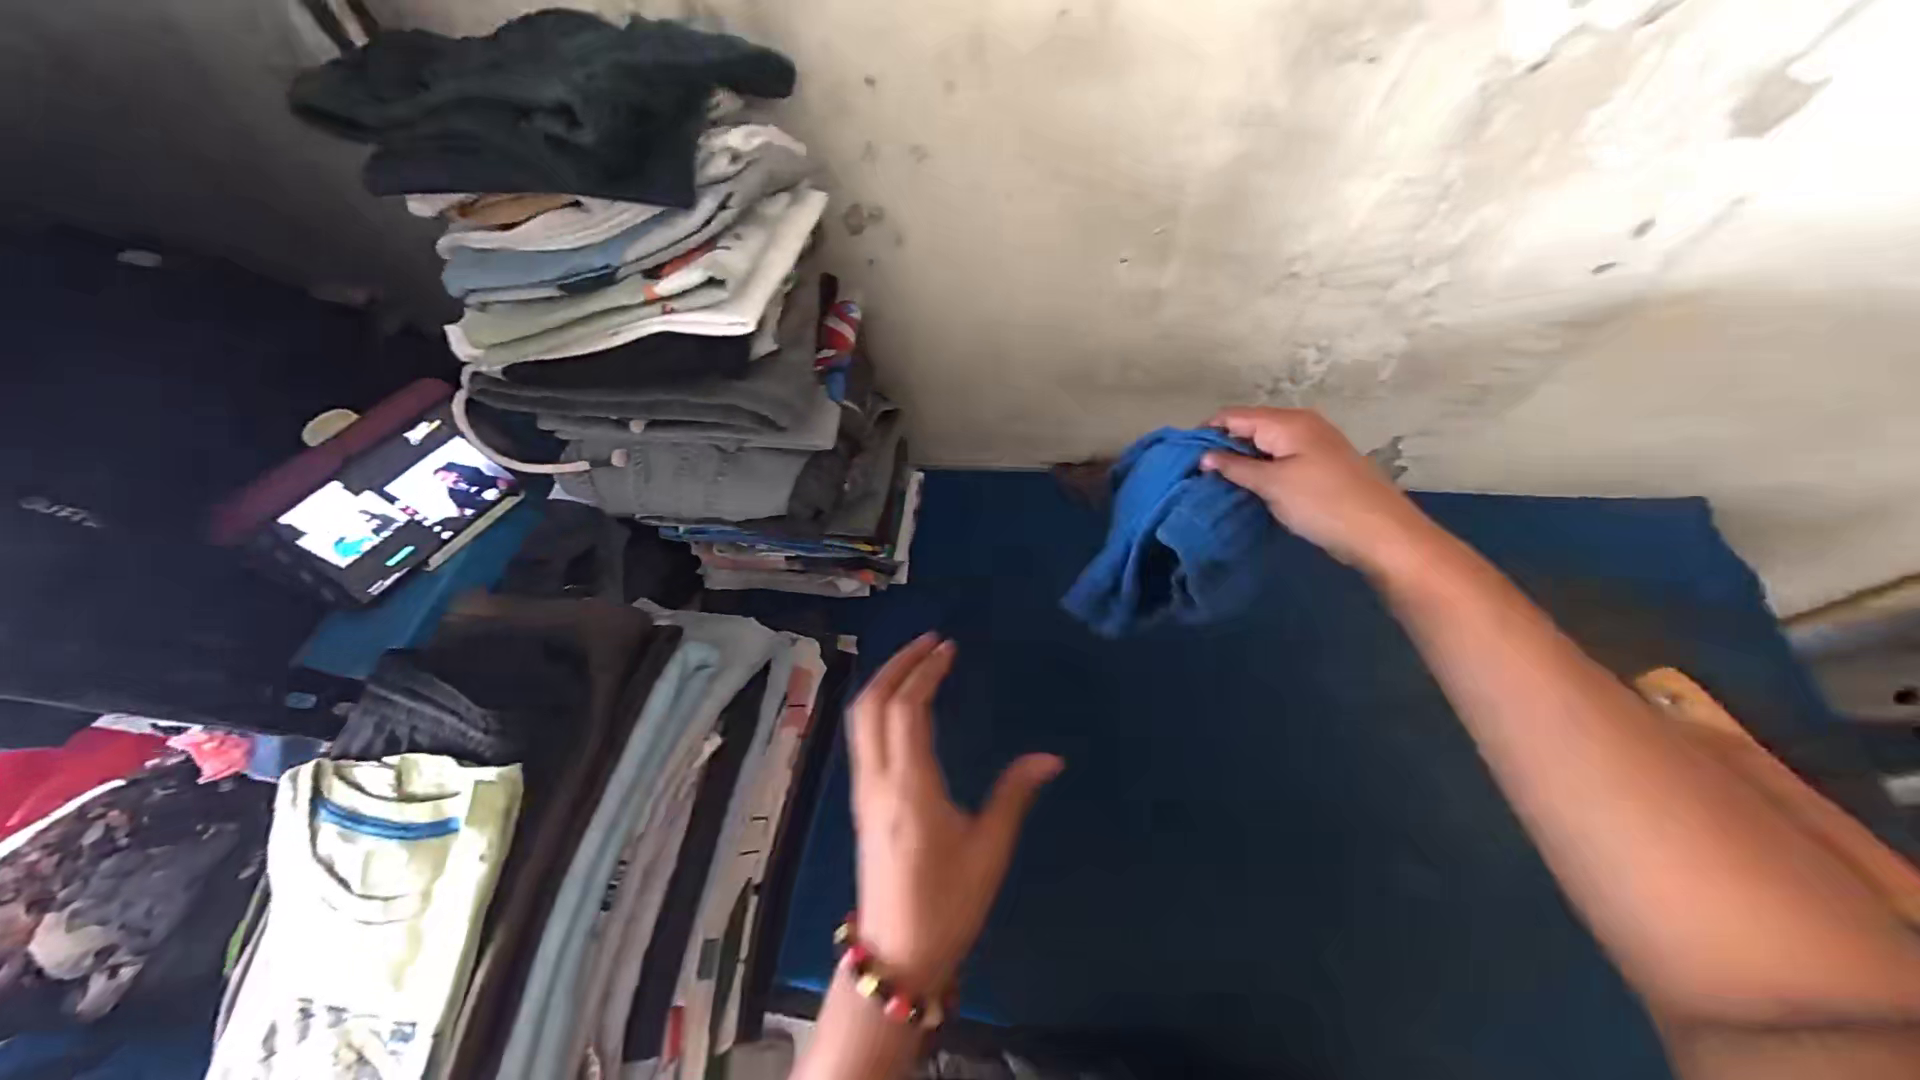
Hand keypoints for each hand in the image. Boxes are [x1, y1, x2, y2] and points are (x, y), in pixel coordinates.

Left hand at [846, 633, 1062, 993]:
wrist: (896, 953)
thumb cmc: (947, 904)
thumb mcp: (989, 851)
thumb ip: (1014, 796)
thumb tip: (1050, 757)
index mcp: (910, 787)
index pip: (907, 710)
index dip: (926, 672)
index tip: (949, 648)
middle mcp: (877, 780)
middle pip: (872, 703)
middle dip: (898, 664)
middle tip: (931, 641)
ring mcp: (863, 789)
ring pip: (860, 718)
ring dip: (884, 681)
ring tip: (916, 661)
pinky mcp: (861, 800)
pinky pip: (861, 736)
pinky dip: (878, 704)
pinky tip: (901, 703)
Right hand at [1202, 407, 1441, 574]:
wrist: (1381, 533)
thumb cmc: (1322, 503)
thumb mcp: (1271, 484)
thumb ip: (1234, 467)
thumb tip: (1204, 456)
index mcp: (1287, 422)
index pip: (1233, 416)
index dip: (1206, 432)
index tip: (1183, 457)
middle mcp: (1300, 424)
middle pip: (1248, 427)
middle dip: (1222, 446)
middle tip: (1197, 473)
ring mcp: (1312, 444)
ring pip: (1263, 444)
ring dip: (1240, 459)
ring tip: (1217, 482)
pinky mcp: (1318, 464)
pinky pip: (1278, 457)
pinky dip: (1260, 468)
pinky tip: (1247, 487)